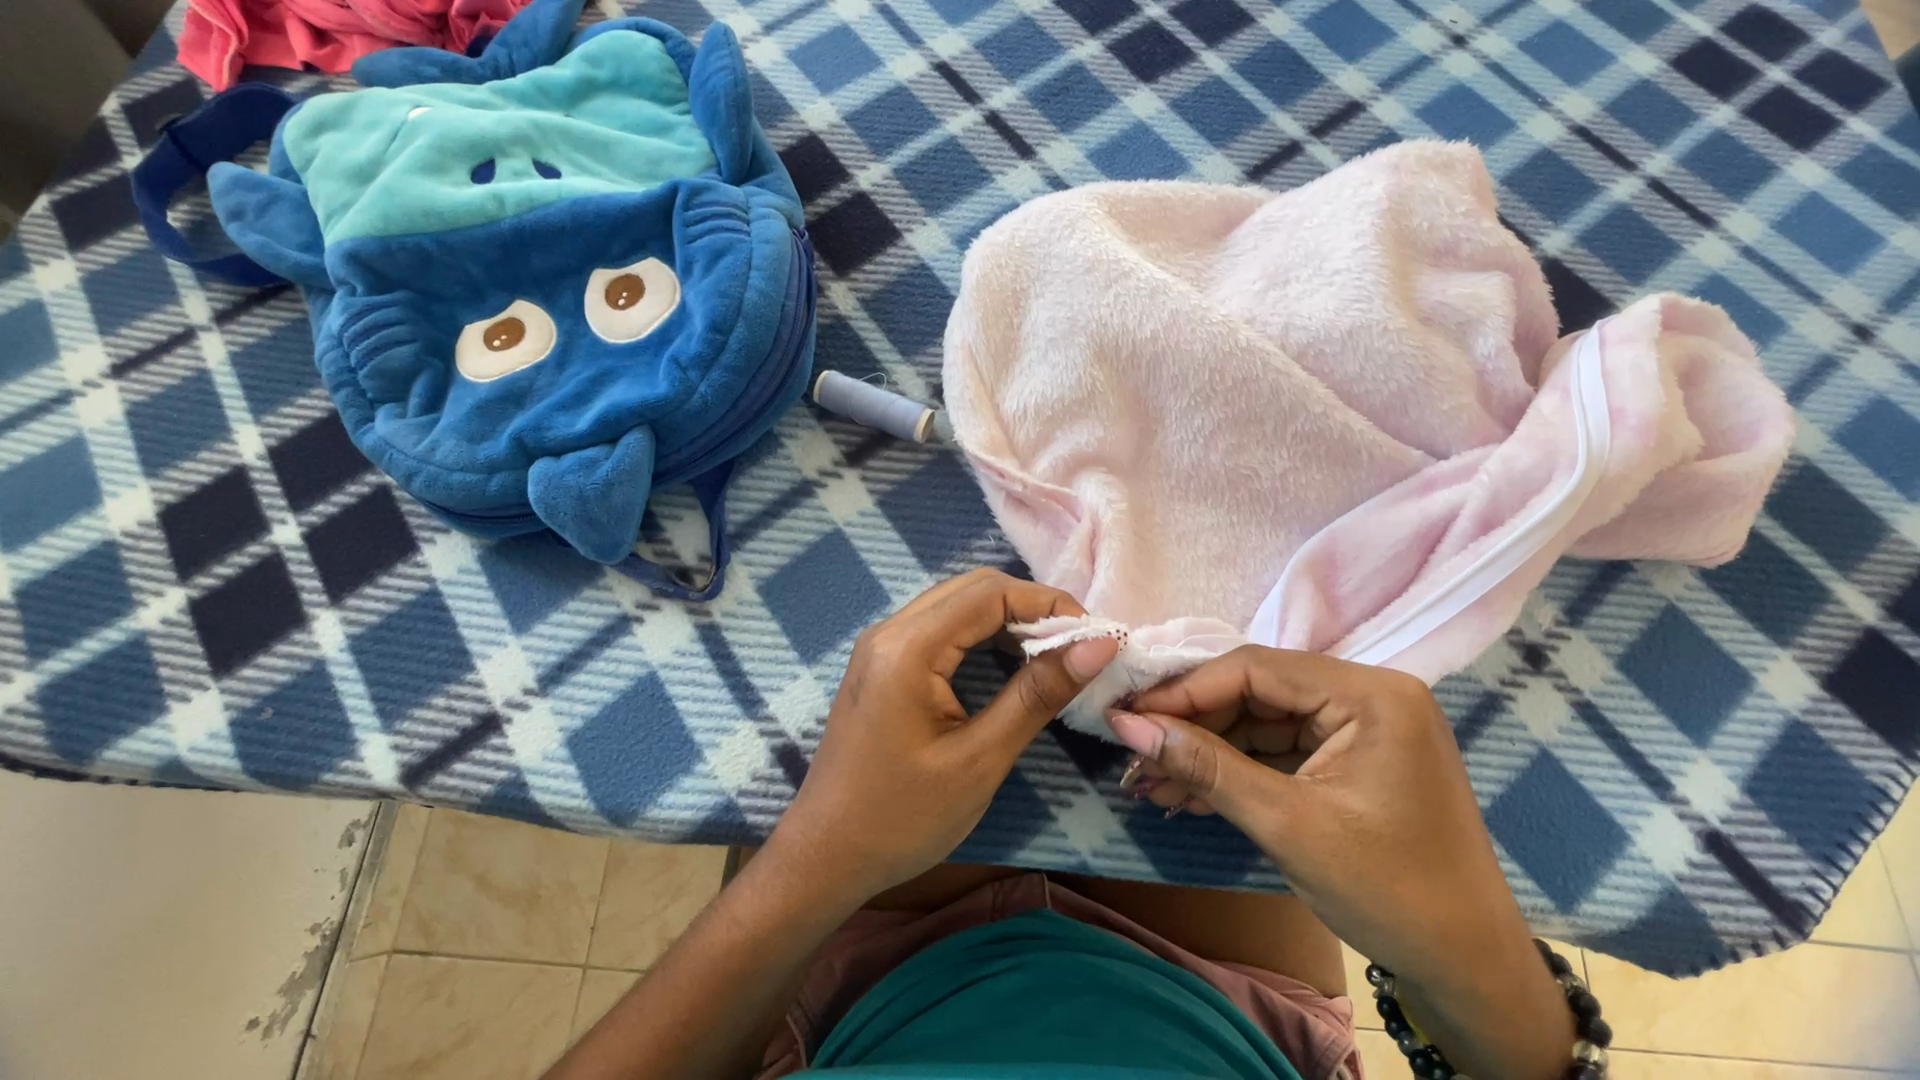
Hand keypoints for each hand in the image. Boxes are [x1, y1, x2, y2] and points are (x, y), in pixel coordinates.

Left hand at [766, 570, 1118, 902]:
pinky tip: (1010, 665)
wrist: (826, 857)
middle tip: (1079, 646)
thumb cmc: (903, 818)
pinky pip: (939, 629)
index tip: (1095, 636)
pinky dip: (981, 636)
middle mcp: (889, 631)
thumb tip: (1097, 646)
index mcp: (907, 648)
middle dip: (1031, 608)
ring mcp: (881, 646)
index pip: (989, 593)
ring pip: (956, 605)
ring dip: (1007, 620)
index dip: (1048, 604)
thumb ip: (1037, 694)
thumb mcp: (980, 760)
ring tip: (1055, 655)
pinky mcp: (882, 666)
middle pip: (972, 588)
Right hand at [1110, 647, 1574, 1079]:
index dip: (1183, 691)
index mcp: (1369, 694)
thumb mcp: (1286, 824)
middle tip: (1131, 754)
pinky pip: (1279, 751)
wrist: (1467, 968)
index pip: (1254, 669)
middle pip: (1255, 692)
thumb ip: (1205, 766)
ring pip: (1260, 723)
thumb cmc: (1388, 891)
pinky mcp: (1351, 760)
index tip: (1125, 716)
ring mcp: (1360, 728)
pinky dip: (1235, 772)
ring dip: (1206, 753)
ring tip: (1146, 782)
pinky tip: (1185, 793)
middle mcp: (1367, 695)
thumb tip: (1127, 725)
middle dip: (1191, 727)